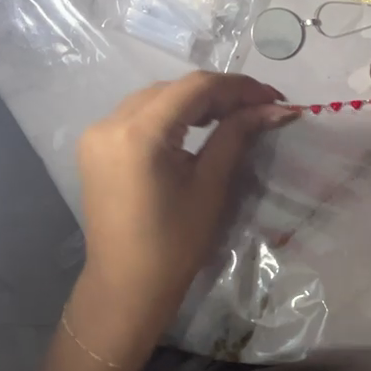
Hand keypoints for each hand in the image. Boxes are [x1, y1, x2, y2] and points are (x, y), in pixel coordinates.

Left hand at [76, 72, 298, 334]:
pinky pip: (138, 114)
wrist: (127, 284)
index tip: (273, 98)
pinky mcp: (95, 145)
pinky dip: (171, 113)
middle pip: (174, 88)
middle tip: (259, 109)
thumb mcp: (211, 184)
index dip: (239, 87)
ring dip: (195, 101)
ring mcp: (97, 133)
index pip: (196, 87)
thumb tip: (275, 108)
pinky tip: (196, 126)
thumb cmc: (175, 242)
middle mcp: (111, 122)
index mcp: (140, 133)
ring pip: (156, 97)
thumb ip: (237, 135)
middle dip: (219, 93)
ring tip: (233, 116)